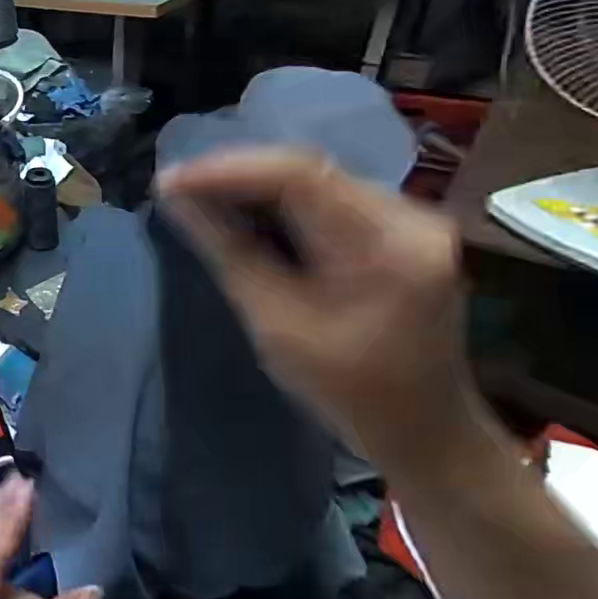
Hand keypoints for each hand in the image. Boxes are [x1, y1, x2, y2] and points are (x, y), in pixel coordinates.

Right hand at [157, 148, 474, 459]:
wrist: (425, 429)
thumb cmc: (348, 392)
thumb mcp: (276, 325)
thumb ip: (227, 251)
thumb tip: (175, 197)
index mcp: (388, 246)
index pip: (300, 176)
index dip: (228, 169)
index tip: (171, 180)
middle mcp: (408, 216)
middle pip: (306, 169)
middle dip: (235, 173)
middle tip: (177, 185)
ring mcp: (408, 217)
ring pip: (312, 176)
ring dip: (251, 183)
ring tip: (198, 193)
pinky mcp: (397, 225)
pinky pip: (324, 194)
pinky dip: (275, 198)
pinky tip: (240, 208)